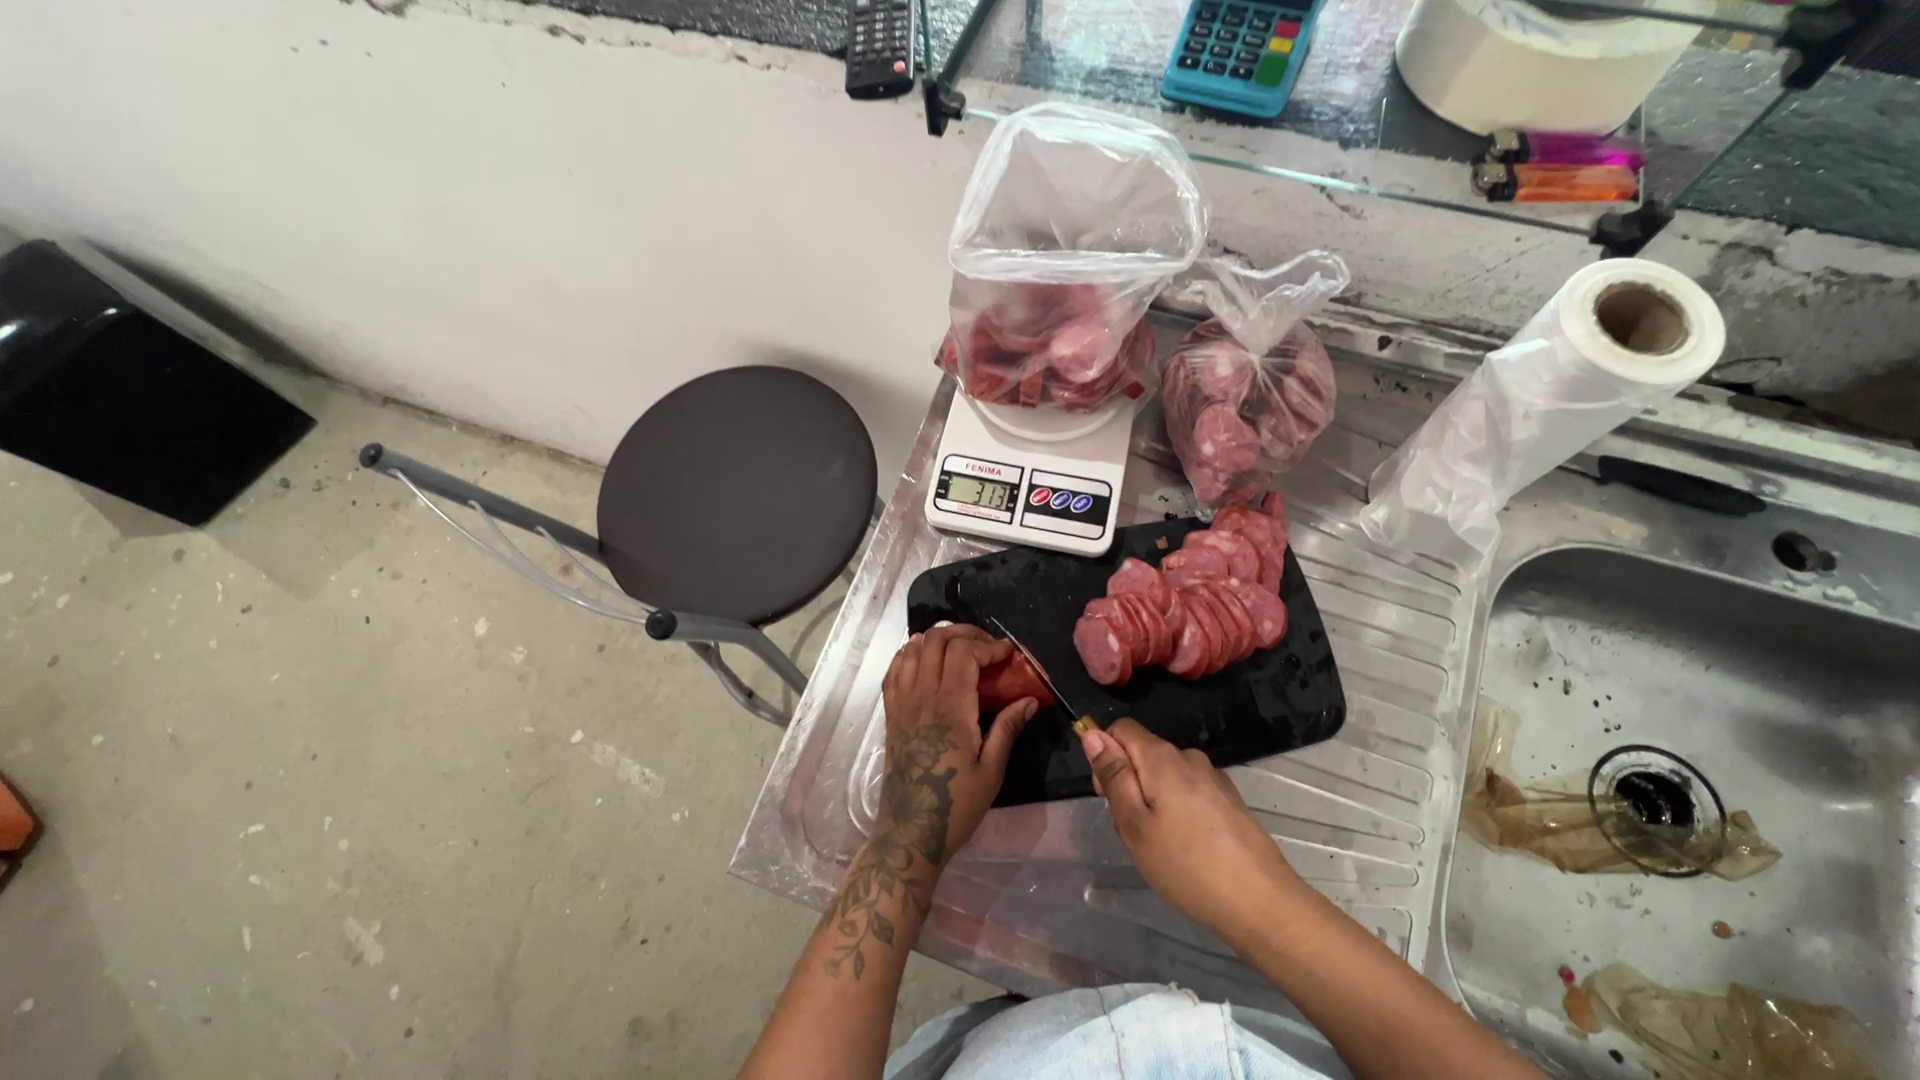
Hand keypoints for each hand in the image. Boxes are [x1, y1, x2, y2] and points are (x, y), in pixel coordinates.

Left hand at [877, 624, 1038, 874]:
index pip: (963, 654)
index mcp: (950, 709)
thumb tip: (1030, 699)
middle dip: (965, 633)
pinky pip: (895, 670)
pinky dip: (910, 654)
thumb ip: (1008, 728)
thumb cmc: (957, 805)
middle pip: (936, 641)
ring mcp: (902, 704)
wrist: (911, 831)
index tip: (1008, 654)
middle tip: (988, 646)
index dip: (987, 645)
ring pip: (913, 650)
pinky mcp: (891, 714)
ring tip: (961, 649)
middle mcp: (922, 698)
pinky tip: (925, 659)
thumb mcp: (992, 770)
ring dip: (938, 639)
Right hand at [1081, 718, 1300, 941]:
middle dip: (1130, 782)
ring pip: (1167, 775)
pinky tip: (1187, 846)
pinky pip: (1189, 791)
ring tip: (1161, 844)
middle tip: (1135, 831)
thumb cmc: (1185, 864)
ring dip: (1153, 799)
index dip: (1105, 754)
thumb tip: (1093, 735)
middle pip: (1145, 752)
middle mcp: (1190, 758)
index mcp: (1163, 758)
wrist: (1259, 900)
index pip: (1122, 729)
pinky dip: (1178, 809)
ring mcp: (1214, 779)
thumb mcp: (1134, 824)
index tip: (1107, 796)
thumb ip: (1114, 776)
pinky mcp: (1229, 801)